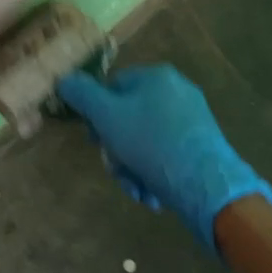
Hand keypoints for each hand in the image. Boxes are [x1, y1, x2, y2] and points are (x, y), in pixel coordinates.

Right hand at [57, 65, 271, 252]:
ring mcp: (193, 119)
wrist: (208, 185)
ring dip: (134, 168)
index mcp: (156, 76)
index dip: (97, 115)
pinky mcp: (204, 146)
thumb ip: (82, 95)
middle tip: (117, 171)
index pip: (112, 87)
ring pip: (146, 141)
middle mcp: (177, 91)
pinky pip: (167, 155)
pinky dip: (155, 174)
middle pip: (129, 117)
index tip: (95, 142)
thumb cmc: (152, 144)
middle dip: (118, 150)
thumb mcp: (107, 117)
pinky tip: (153, 195)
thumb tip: (63, 78)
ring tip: (138, 191)